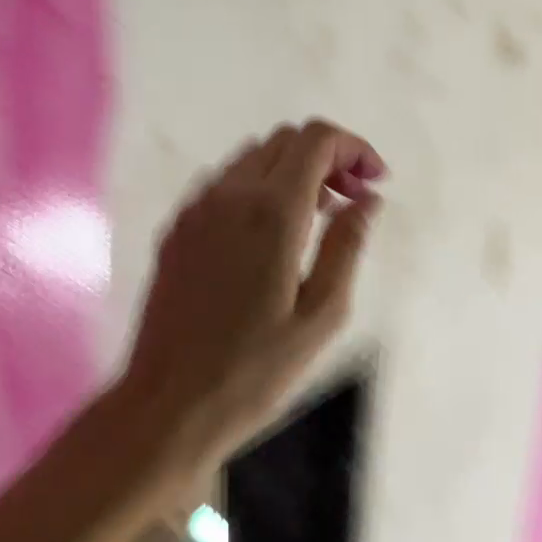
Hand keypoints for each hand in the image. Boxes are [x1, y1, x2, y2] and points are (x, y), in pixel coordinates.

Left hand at [120, 120, 386, 475]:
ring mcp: (192, 211)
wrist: (168, 402)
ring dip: (288, 173)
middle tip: (347, 205)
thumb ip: (346, 245)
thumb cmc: (254, 370)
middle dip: (325, 159)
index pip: (316, 139)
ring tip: (311, 224)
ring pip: (249, 159)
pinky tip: (264, 240)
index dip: (354, 149)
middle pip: (283, 141)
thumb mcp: (321, 315)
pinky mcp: (174, 232)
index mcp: (270, 212)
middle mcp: (226, 196)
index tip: (374, 186)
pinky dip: (253, 191)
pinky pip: (220, 187)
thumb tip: (367, 199)